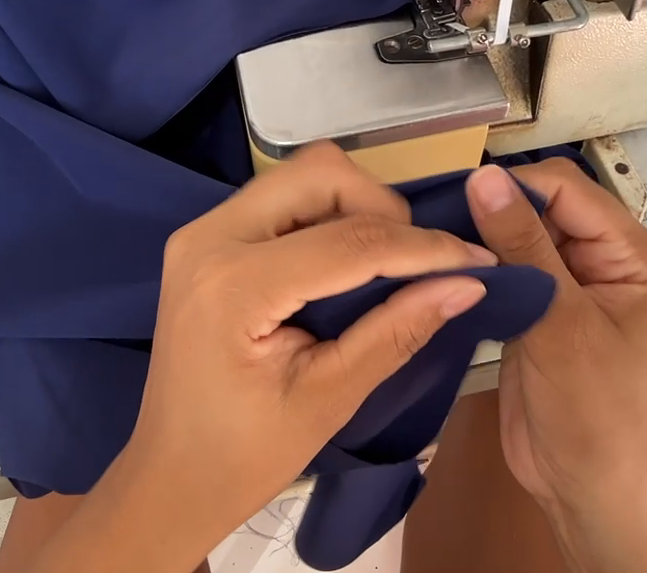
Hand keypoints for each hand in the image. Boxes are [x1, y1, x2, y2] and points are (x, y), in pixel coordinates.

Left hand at [31, 145, 494, 571]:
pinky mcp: (209, 233)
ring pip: (302, 174)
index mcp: (234, 286)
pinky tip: (347, 257)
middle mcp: (211, 236)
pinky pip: (283, 195)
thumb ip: (397, 330)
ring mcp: (203, 229)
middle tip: (416, 260)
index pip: (348, 240)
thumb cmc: (245, 453)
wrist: (171, 472)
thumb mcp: (329, 397)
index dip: (421, 247)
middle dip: (382, 207)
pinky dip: (327, 212)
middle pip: (320, 174)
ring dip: (355, 204)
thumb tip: (465, 282)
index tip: (475, 259)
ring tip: (386, 259)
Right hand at [466, 160, 646, 572]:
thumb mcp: (562, 326)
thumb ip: (522, 245)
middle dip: (492, 209)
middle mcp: (603, 258)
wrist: (591, 502)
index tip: (454, 194)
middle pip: (541, 208)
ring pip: (516, 236)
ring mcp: (567, 285)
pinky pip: (504, 269)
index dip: (514, 185)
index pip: (567, 191)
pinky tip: (439, 263)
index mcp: (632, 253)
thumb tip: (481, 174)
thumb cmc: (597, 417)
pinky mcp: (537, 309)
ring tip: (427, 235)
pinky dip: (476, 265)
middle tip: (432, 215)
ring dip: (479, 236)